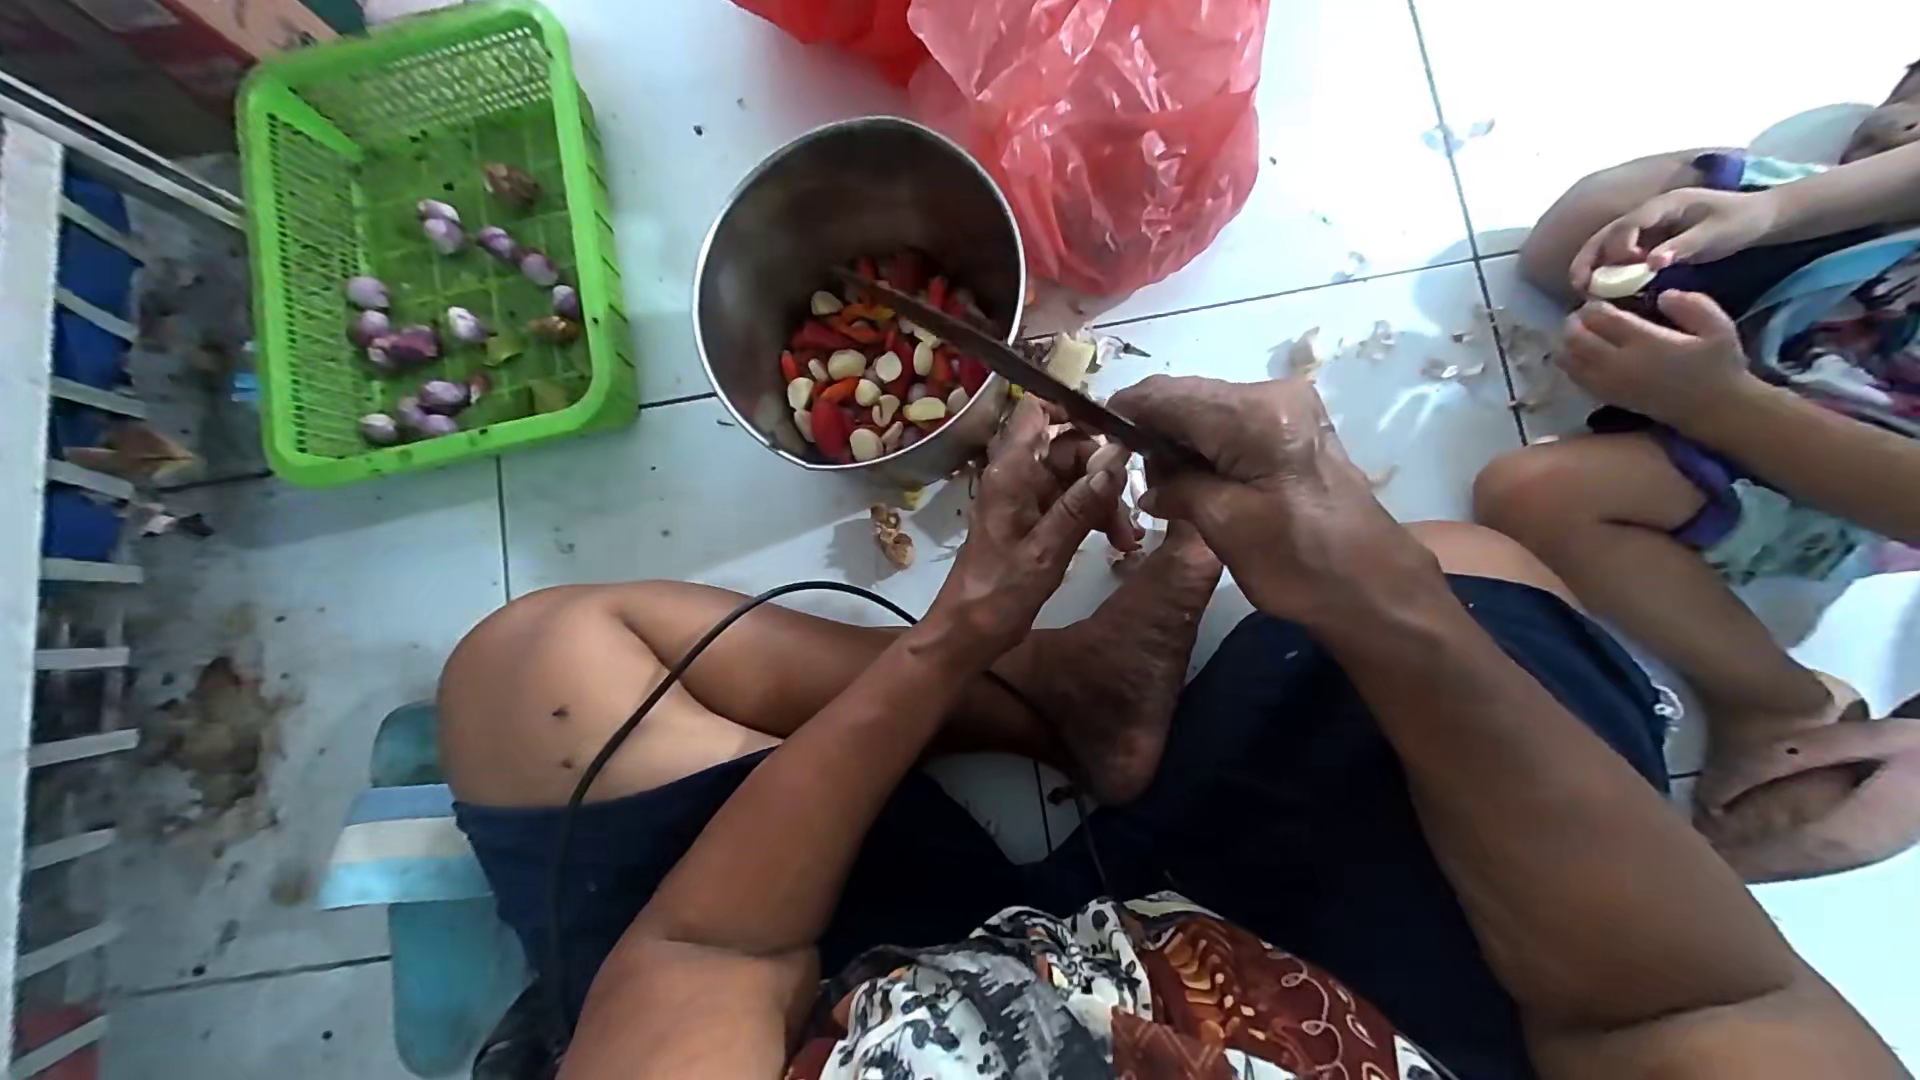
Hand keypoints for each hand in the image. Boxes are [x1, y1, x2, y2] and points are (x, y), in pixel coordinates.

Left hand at [927, 397, 1129, 659]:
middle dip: (1101, 472)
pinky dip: (1091, 515)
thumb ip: (1081, 503)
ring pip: (1071, 477)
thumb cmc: (999, 593)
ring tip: (1125, 538)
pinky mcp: (1029, 519)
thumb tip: (1117, 457)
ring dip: (1101, 500)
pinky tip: (1114, 541)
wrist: (967, 632)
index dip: (1074, 409)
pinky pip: (1067, 501)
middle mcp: (1014, 476)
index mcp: (1010, 472)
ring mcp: (1022, 497)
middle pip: (1065, 447)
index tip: (1114, 431)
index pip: (1037, 411)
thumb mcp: (1046, 550)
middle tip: (1127, 510)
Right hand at [1107, 375, 1443, 627]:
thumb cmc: (1299, 563)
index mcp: (1256, 415)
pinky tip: (1189, 478)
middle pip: (1187, 397)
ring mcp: (1287, 409)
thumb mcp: (1222, 526)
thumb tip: (1147, 483)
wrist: (1374, 590)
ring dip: (1174, 441)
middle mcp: (1273, 395)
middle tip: (1127, 472)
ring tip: (1160, 485)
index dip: (1126, 411)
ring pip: (1203, 410)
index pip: (1169, 396)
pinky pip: (1226, 425)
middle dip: (1150, 430)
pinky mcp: (1291, 429)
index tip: (1094, 435)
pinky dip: (1200, 446)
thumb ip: (1176, 487)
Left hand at [1563, 292, 1754, 428]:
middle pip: (1577, 338)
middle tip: (1578, 315)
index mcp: (1646, 342)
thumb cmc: (1717, 365)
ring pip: (1568, 357)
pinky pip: (1572, 375)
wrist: (1709, 407)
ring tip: (1574, 331)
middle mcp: (1617, 362)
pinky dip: (1568, 361)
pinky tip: (1575, 353)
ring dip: (1565, 342)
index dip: (1592, 308)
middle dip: (1573, 323)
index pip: (1605, 320)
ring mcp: (1604, 380)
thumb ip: (1694, 307)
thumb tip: (1664, 294)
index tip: (1593, 301)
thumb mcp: (1719, 328)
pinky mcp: (1600, 394)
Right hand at [1570, 187, 1780, 293]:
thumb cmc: (1741, 222)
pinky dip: (1599, 273)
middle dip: (1585, 263)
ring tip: (1584, 292)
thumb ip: (1685, 246)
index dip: (1620, 248)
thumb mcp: (1719, 234)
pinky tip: (1600, 288)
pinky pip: (1609, 258)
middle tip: (1581, 288)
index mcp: (1662, 206)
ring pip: (1598, 249)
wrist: (1759, 218)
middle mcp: (1642, 216)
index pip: (1625, 226)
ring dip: (1587, 270)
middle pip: (1600, 238)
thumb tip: (1651, 264)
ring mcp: (1637, 230)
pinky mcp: (1638, 243)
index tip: (1633, 266)